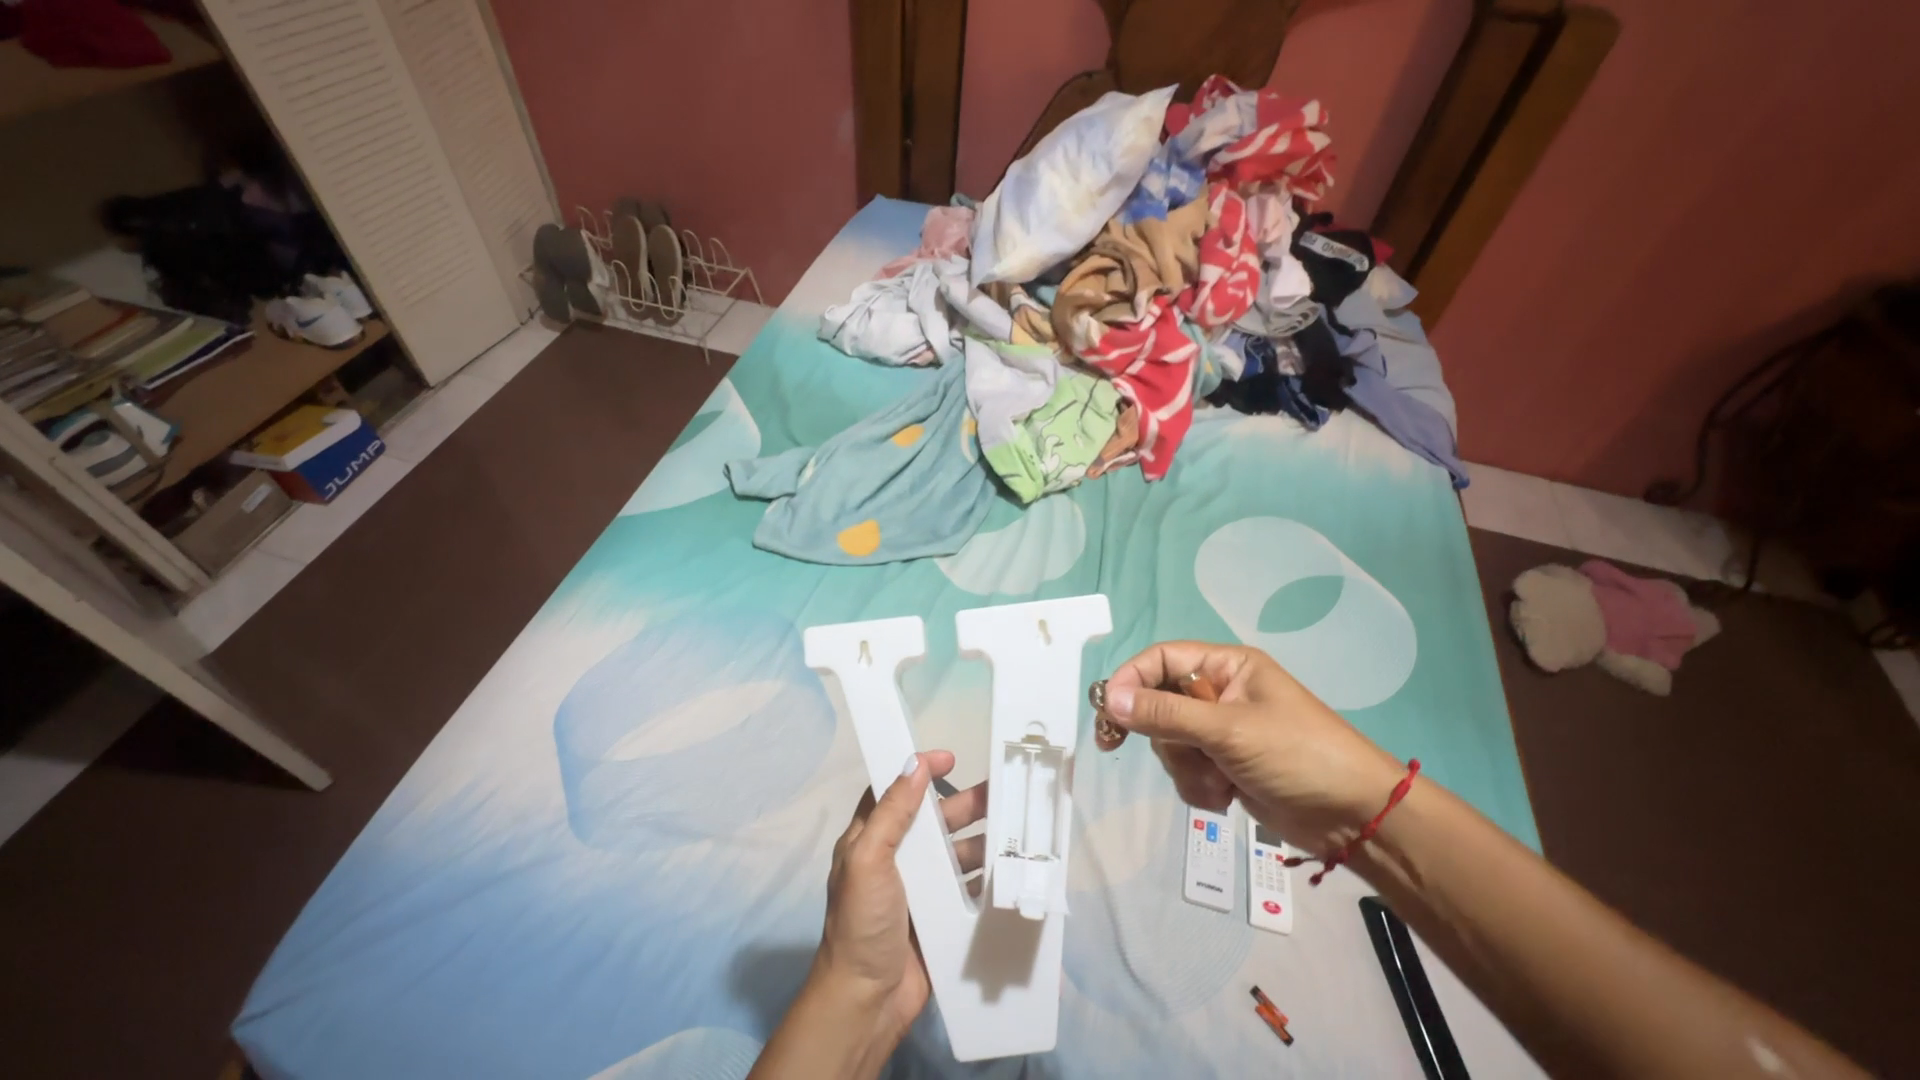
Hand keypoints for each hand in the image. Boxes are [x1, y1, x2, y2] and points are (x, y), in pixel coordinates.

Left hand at [811, 750, 987, 1053]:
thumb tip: (914, 763)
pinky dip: (988, 876)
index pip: (894, 792)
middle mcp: (895, 859)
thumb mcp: (868, 860)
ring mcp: (919, 890)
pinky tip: (1012, 868)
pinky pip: (968, 888)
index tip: (949, 757)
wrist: (868, 1001)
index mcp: (869, 840)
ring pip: (955, 853)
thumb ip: (892, 813)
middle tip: (1000, 792)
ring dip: (982, 839)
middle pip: (933, 820)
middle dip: (963, 804)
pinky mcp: (940, 917)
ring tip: (1015, 829)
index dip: (919, 770)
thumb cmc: (861, 924)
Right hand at [1094, 642, 1404, 856]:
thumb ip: (1165, 714)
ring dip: (1188, 769)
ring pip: (1170, 744)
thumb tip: (1109, 700)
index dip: (1132, 682)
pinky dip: (1200, 788)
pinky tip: (1228, 797)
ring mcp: (1222, 733)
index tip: (1110, 714)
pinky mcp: (1226, 767)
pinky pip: (1187, 772)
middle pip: (1159, 705)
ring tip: (1221, 782)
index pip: (1161, 660)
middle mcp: (1221, 694)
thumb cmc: (1297, 754)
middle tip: (1175, 756)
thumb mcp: (1228, 730)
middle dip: (1168, 739)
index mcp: (1227, 667)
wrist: (1354, 816)